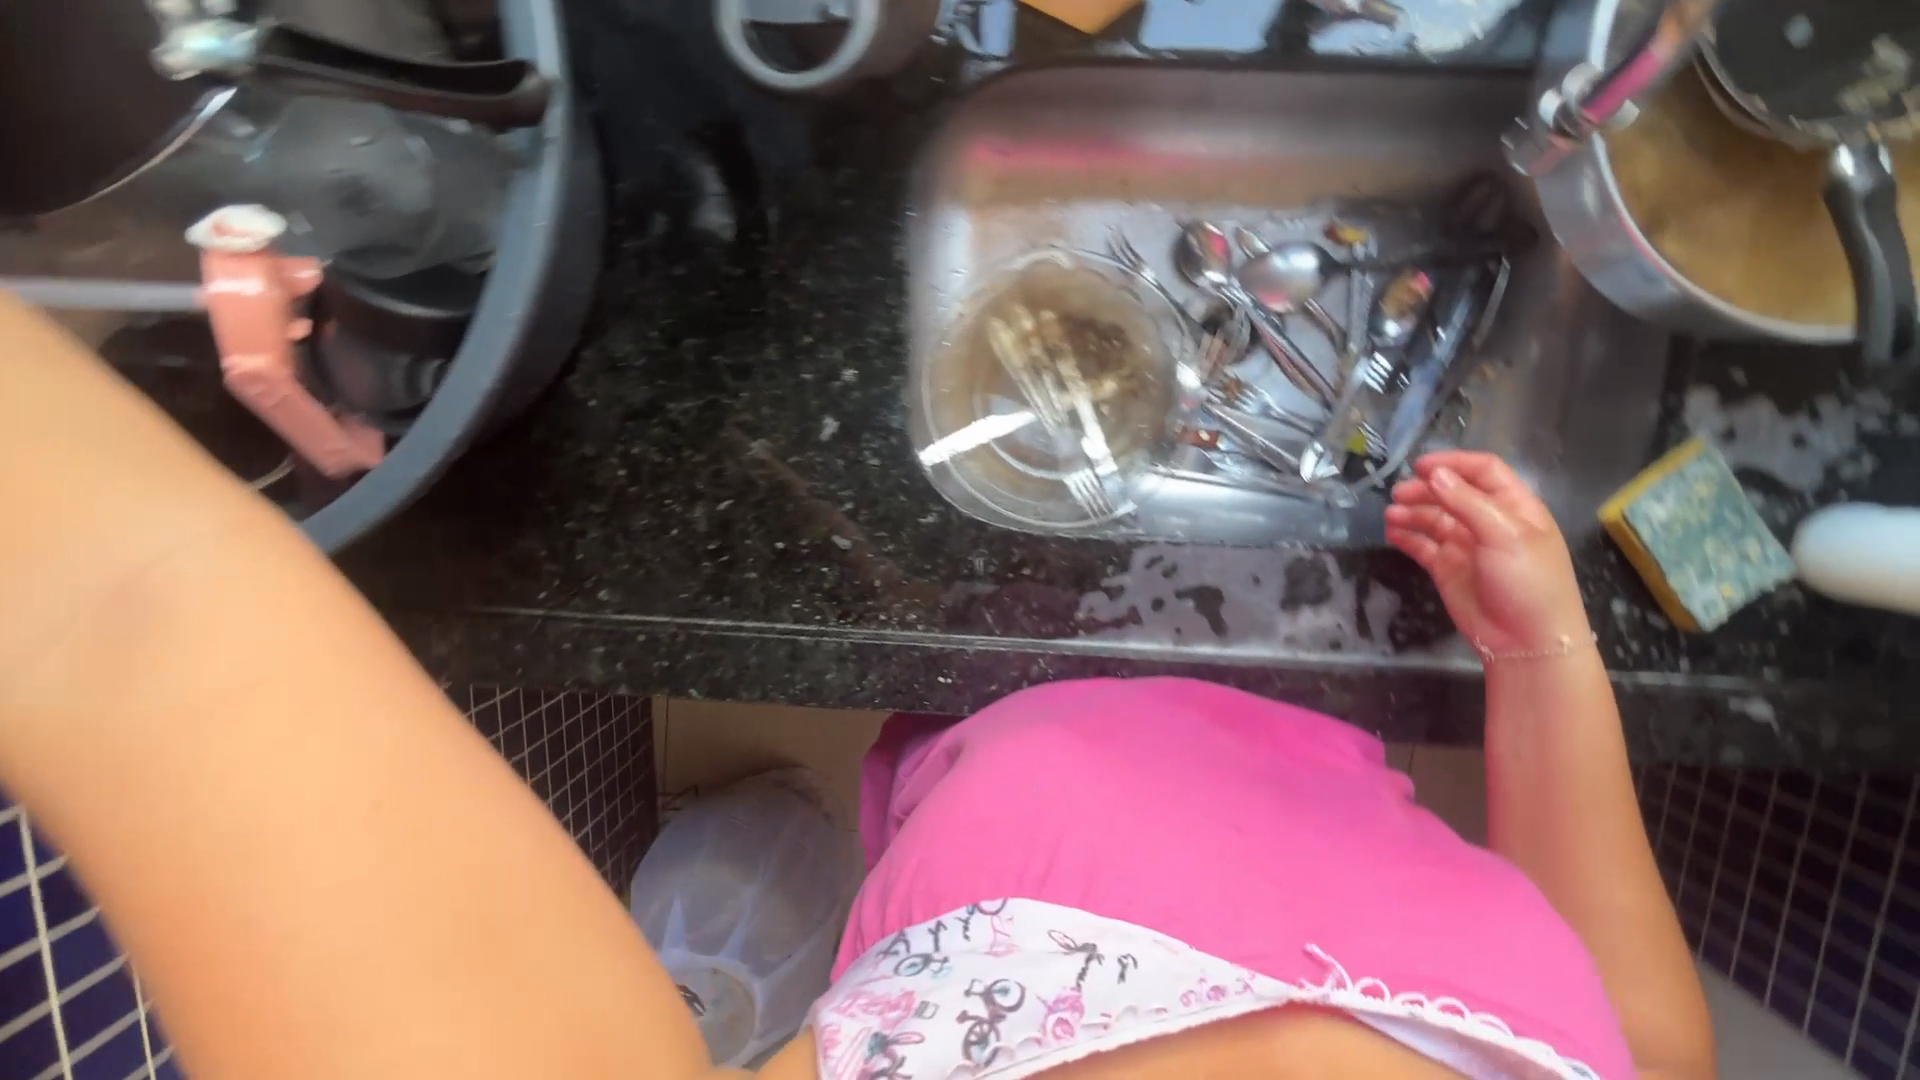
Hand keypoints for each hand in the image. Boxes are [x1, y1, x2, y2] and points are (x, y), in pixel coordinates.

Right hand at [1384, 451, 1590, 658]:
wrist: (1526, 640)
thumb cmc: (1528, 581)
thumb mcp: (1503, 535)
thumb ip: (1467, 502)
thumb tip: (1434, 474)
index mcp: (1514, 508)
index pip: (1484, 472)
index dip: (1454, 463)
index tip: (1420, 466)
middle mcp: (1489, 522)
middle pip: (1452, 493)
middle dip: (1425, 490)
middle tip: (1398, 494)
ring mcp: (1466, 546)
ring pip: (1433, 519)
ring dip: (1412, 513)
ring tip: (1391, 516)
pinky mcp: (1447, 569)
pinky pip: (1422, 546)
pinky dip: (1406, 537)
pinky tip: (1392, 533)